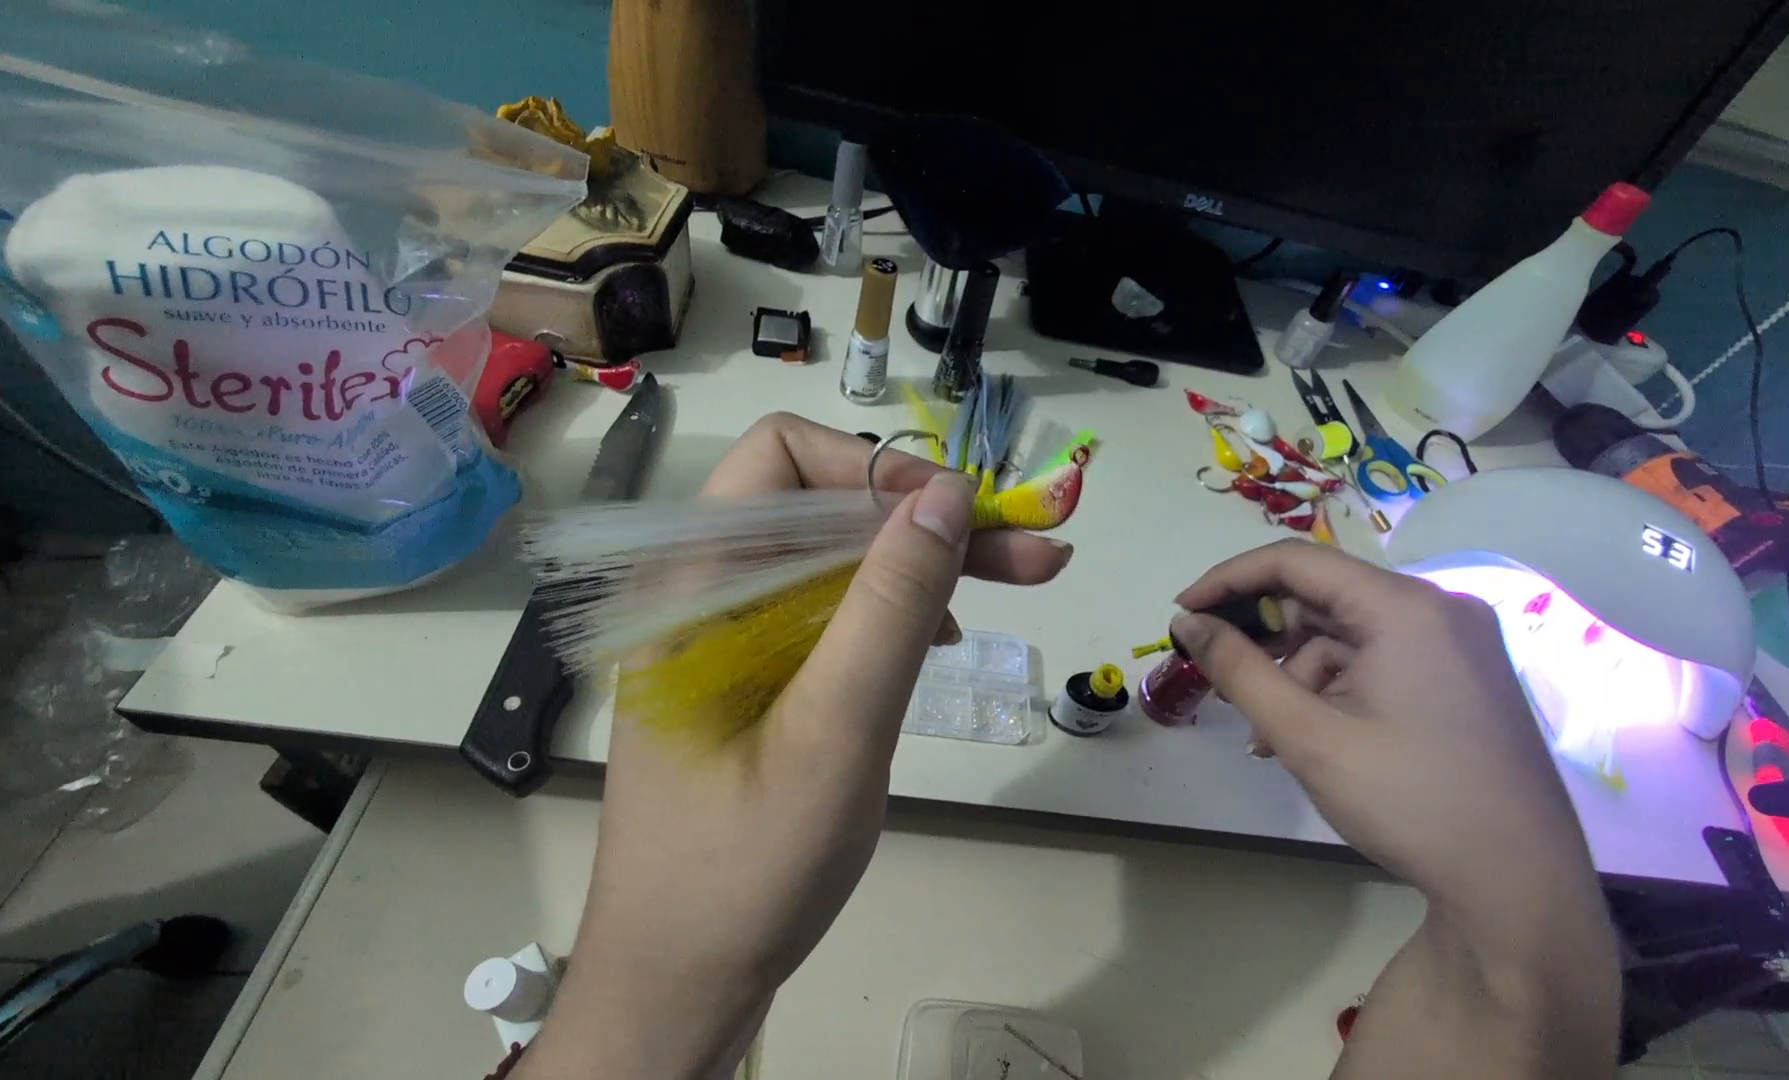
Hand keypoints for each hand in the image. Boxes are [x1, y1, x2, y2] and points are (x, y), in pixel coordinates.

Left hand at [522, 414, 1070, 1079]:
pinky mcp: (764, 671)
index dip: (875, 468)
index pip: (781, 460)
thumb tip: (947, 496)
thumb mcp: (834, 734)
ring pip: (840, 560)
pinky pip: (836, 611)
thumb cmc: (742, 871)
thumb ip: (889, 608)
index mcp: (691, 582)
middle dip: (929, 521)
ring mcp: (736, 633)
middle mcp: (707, 590)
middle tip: (1032, 549)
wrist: (683, 986)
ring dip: (929, 564)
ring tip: (1024, 578)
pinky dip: (900, 611)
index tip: (958, 512)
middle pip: (824, 509)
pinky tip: (949, 636)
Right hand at [1169, 540, 1601, 955]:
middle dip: (1263, 635)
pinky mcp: (1463, 675)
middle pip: (1323, 596)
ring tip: (1265, 730)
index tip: (1182, 615)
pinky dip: (1333, 685)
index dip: (1228, 581)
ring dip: (1295, 671)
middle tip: (1216, 672)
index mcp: (1406, 607)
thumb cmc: (1408, 801)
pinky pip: (1377, 658)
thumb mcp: (1305, 734)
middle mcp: (1438, 608)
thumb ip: (1236, 668)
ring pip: (1346, 632)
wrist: (1520, 889)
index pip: (1295, 562)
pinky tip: (1309, 733)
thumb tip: (1186, 624)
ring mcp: (1457, 642)